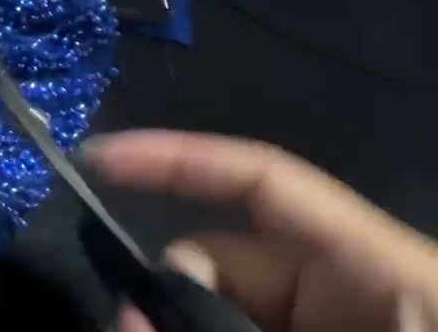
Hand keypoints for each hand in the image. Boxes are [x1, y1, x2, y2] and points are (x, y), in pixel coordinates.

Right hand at [86, 130, 437, 331]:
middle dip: (166, 292)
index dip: (173, 157)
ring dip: (175, 324)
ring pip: (224, 308)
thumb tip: (133, 315)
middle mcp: (348, 289)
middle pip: (225, 260)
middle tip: (126, 330)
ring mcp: (334, 326)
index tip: (93, 161)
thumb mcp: (362, 331)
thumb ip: (239, 328)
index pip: (259, 179)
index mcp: (376, 266)